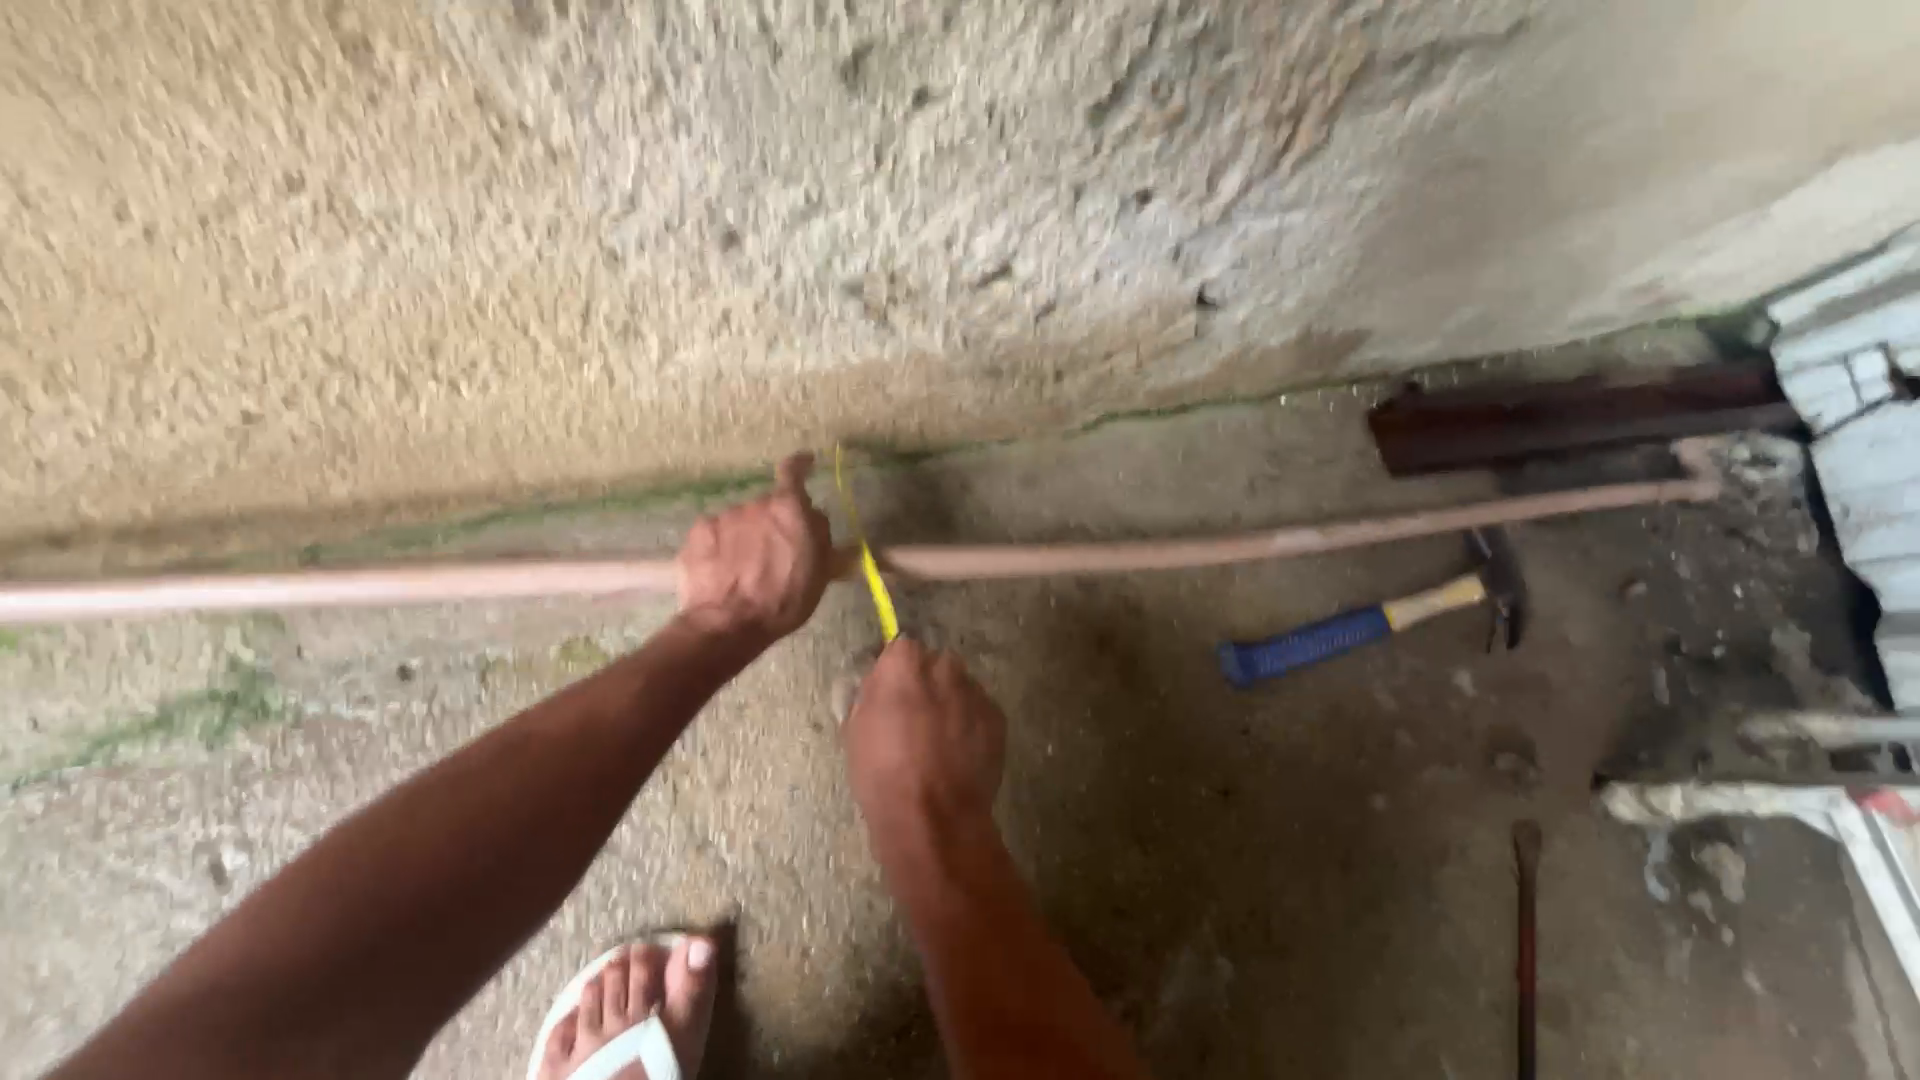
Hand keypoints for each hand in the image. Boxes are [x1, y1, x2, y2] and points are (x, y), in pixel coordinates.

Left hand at [675, 452, 833, 639]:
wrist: (729, 624)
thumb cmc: (785, 600)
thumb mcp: (820, 570)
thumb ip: (819, 534)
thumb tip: (813, 514)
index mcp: (789, 509)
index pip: (793, 472)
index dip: (800, 465)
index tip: (804, 463)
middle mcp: (755, 504)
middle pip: (767, 506)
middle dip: (771, 523)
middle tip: (774, 554)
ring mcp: (723, 517)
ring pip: (740, 521)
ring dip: (745, 537)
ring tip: (745, 571)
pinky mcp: (697, 534)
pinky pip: (715, 535)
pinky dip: (721, 548)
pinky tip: (722, 572)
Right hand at [843, 638, 1006, 840]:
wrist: (933, 818)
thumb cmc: (882, 774)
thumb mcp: (854, 730)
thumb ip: (869, 692)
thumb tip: (879, 681)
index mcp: (905, 664)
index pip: (901, 648)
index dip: (896, 671)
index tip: (891, 694)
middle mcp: (944, 667)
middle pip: (935, 664)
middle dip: (927, 684)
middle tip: (915, 719)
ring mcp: (976, 692)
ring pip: (960, 687)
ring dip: (951, 703)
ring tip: (939, 742)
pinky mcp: (998, 718)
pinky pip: (979, 712)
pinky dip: (970, 725)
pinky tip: (959, 755)